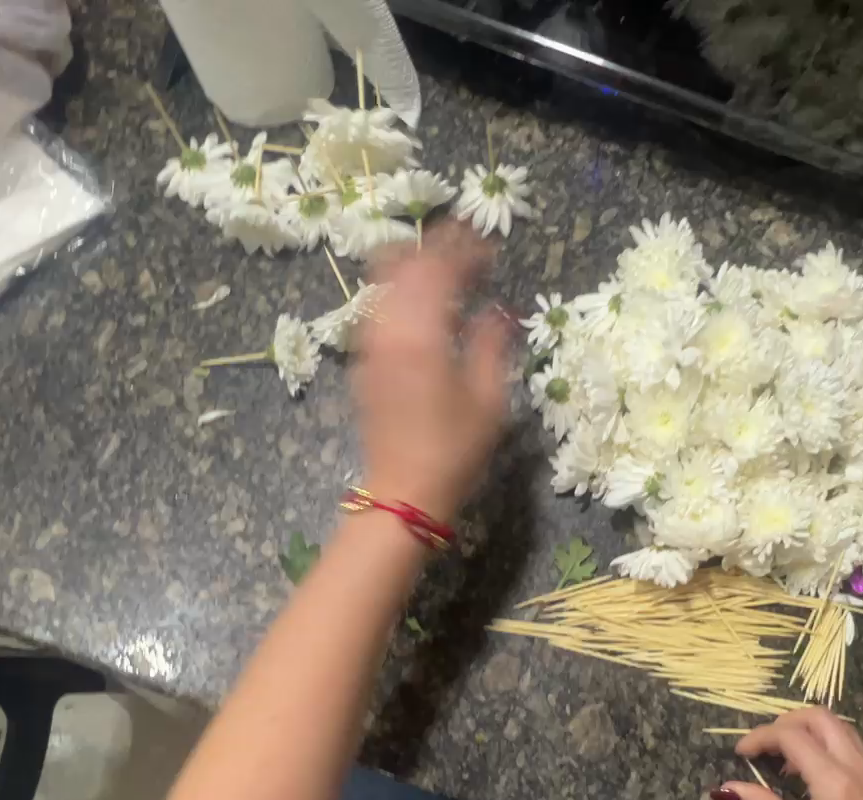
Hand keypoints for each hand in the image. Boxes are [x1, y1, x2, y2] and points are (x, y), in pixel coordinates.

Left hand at [352, 222, 512, 522]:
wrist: (404, 491)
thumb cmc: (455, 450)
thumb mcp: (489, 400)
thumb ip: (492, 345)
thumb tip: (499, 312)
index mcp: (422, 334)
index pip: (439, 269)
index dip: (464, 249)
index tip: (488, 247)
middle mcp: (388, 330)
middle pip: (403, 264)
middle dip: (434, 247)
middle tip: (465, 245)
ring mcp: (369, 345)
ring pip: (383, 283)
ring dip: (412, 266)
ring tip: (443, 269)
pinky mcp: (363, 363)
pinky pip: (378, 310)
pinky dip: (399, 294)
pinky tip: (422, 307)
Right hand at [717, 707, 862, 799]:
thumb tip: (727, 788)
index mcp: (834, 782)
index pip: (792, 736)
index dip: (760, 737)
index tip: (739, 754)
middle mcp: (857, 768)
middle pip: (820, 718)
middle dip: (786, 723)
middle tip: (762, 747)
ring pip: (839, 728)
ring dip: (808, 731)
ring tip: (783, 759)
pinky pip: (851, 746)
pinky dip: (826, 744)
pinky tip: (809, 774)